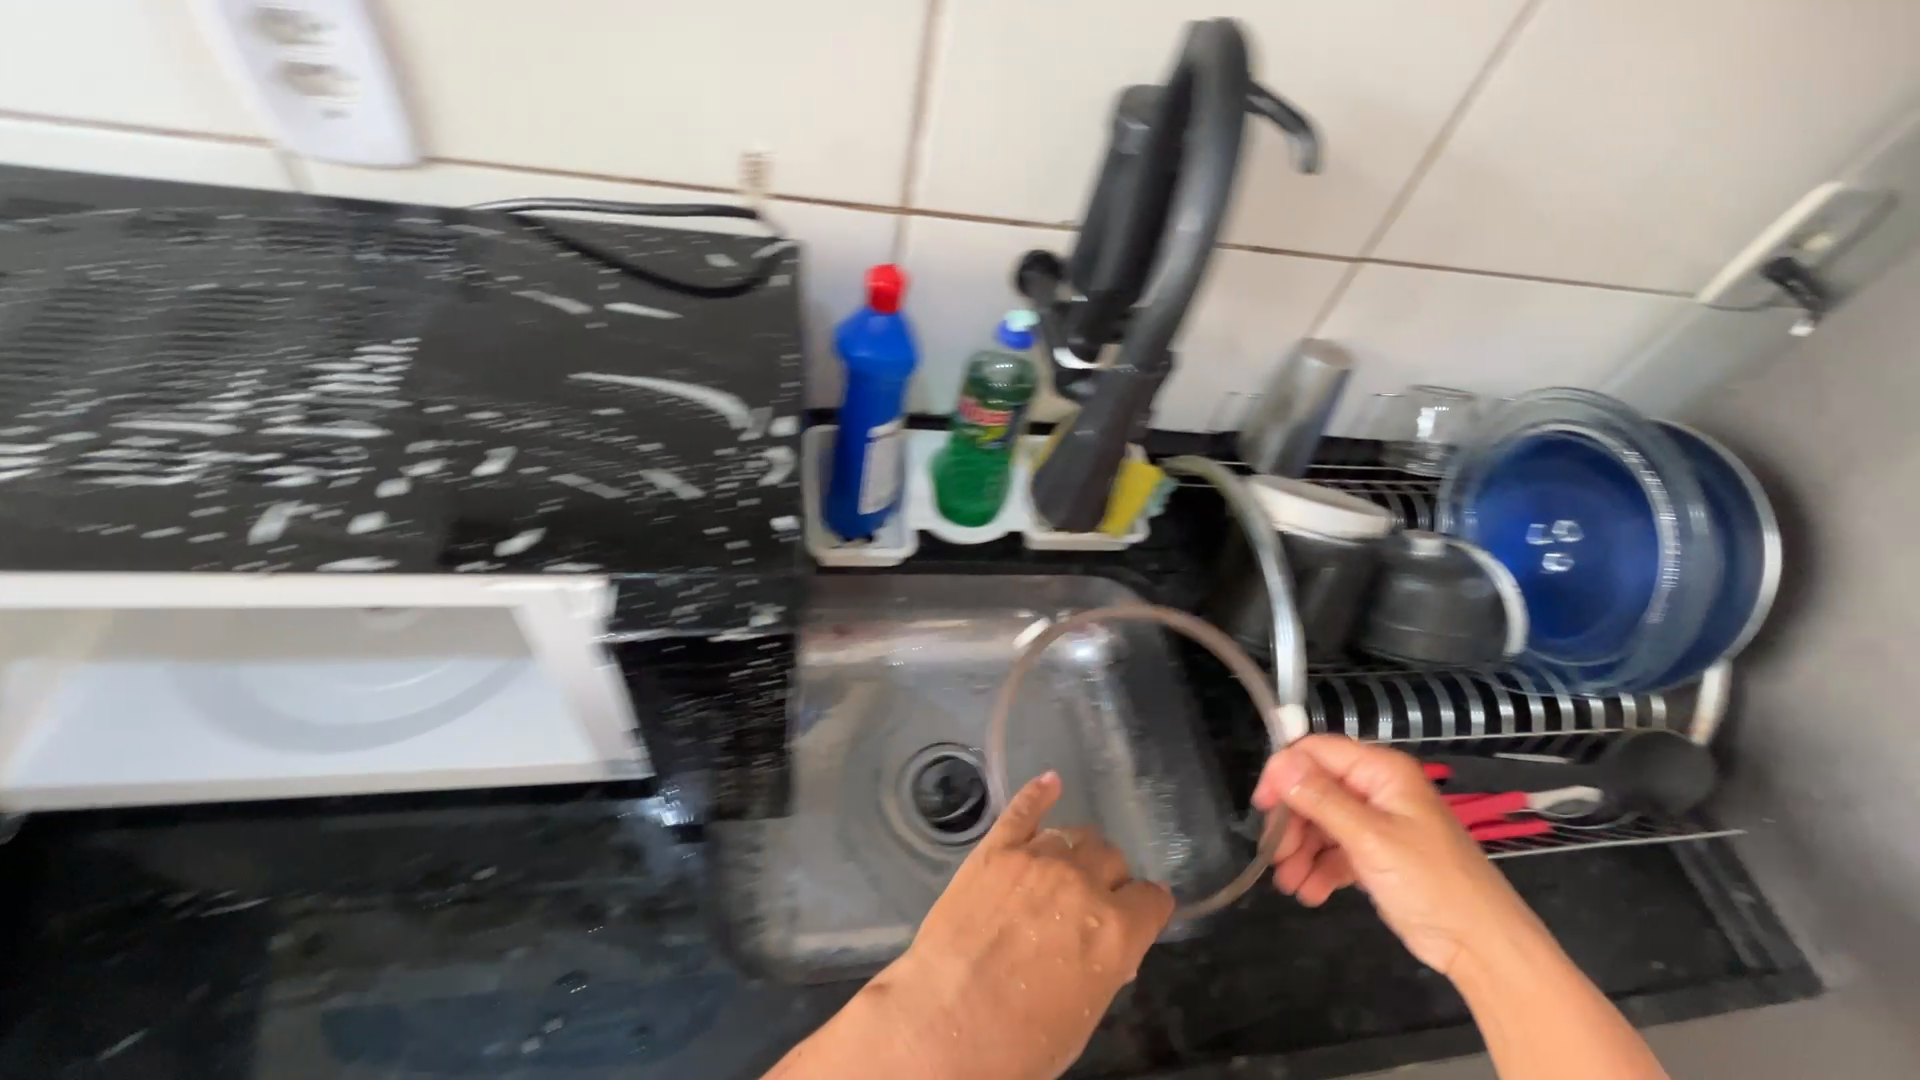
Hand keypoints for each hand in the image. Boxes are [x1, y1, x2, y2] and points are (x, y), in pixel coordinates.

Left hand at [865, 771, 1174, 1079]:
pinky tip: (1049, 783)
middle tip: (1090, 902)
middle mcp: (1084, 884)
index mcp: (1117, 930)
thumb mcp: (1084, 1015)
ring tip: (1066, 868)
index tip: (1140, 912)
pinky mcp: (995, 849)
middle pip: (1112, 858)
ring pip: (1074, 835)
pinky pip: (1023, 808)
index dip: (1147, 908)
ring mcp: (1037, 859)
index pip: (1153, 898)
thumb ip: (1106, 966)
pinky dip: (1038, 792)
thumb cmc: (1019, 1040)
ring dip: (1077, 851)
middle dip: (1110, 879)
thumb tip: (1112, 946)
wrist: (945, 1020)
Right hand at [1252, 735, 1538, 974]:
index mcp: (1381, 772)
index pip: (1316, 752)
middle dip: (1291, 823)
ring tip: (1290, 884)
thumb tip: (1279, 762)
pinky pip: (1333, 850)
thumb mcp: (1370, 839)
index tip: (1262, 807)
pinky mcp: (1375, 855)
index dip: (1284, 773)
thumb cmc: (1432, 883)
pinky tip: (1310, 892)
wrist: (1482, 947)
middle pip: (1313, 789)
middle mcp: (1376, 790)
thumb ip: (1322, 799)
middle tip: (1275, 856)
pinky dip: (1318, 868)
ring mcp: (1376, 823)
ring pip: (1319, 822)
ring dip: (1300, 851)